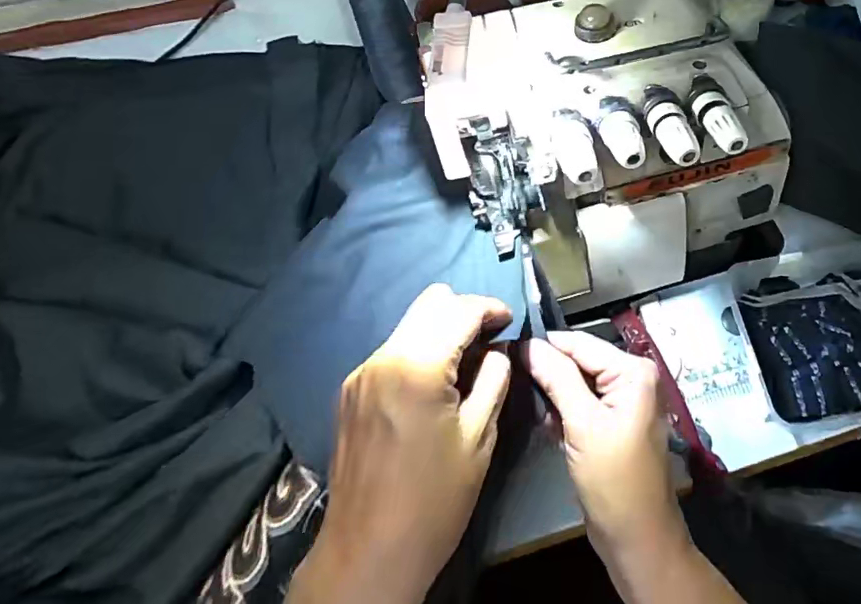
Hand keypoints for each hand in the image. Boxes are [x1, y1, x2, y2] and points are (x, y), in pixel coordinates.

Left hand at [290, 285, 511, 603]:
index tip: (509, 321)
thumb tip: (497, 350)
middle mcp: (383, 359)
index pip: (460, 310)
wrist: (365, 558)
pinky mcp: (350, 393)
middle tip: (489, 339)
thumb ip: (493, 379)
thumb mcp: (478, 438)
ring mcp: (361, 375)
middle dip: (464, 312)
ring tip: (465, 363)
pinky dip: (420, 351)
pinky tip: (433, 385)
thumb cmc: (432, 501)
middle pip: (431, 303)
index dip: (490, 309)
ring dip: (441, 330)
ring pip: (411, 324)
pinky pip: (394, 350)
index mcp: (416, 367)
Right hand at [522, 331, 685, 564]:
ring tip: (524, 398)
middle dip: (548, 370)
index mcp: (634, 370)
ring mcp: (624, 400)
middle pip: (580, 360)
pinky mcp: (612, 421)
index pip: (581, 343)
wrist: (637, 538)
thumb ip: (557, 379)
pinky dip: (563, 409)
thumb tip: (528, 344)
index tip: (508, 347)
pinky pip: (582, 402)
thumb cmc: (614, 481)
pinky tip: (545, 421)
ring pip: (578, 382)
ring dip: (553, 392)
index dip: (545, 345)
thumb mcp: (582, 425)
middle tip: (511, 374)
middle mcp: (633, 377)